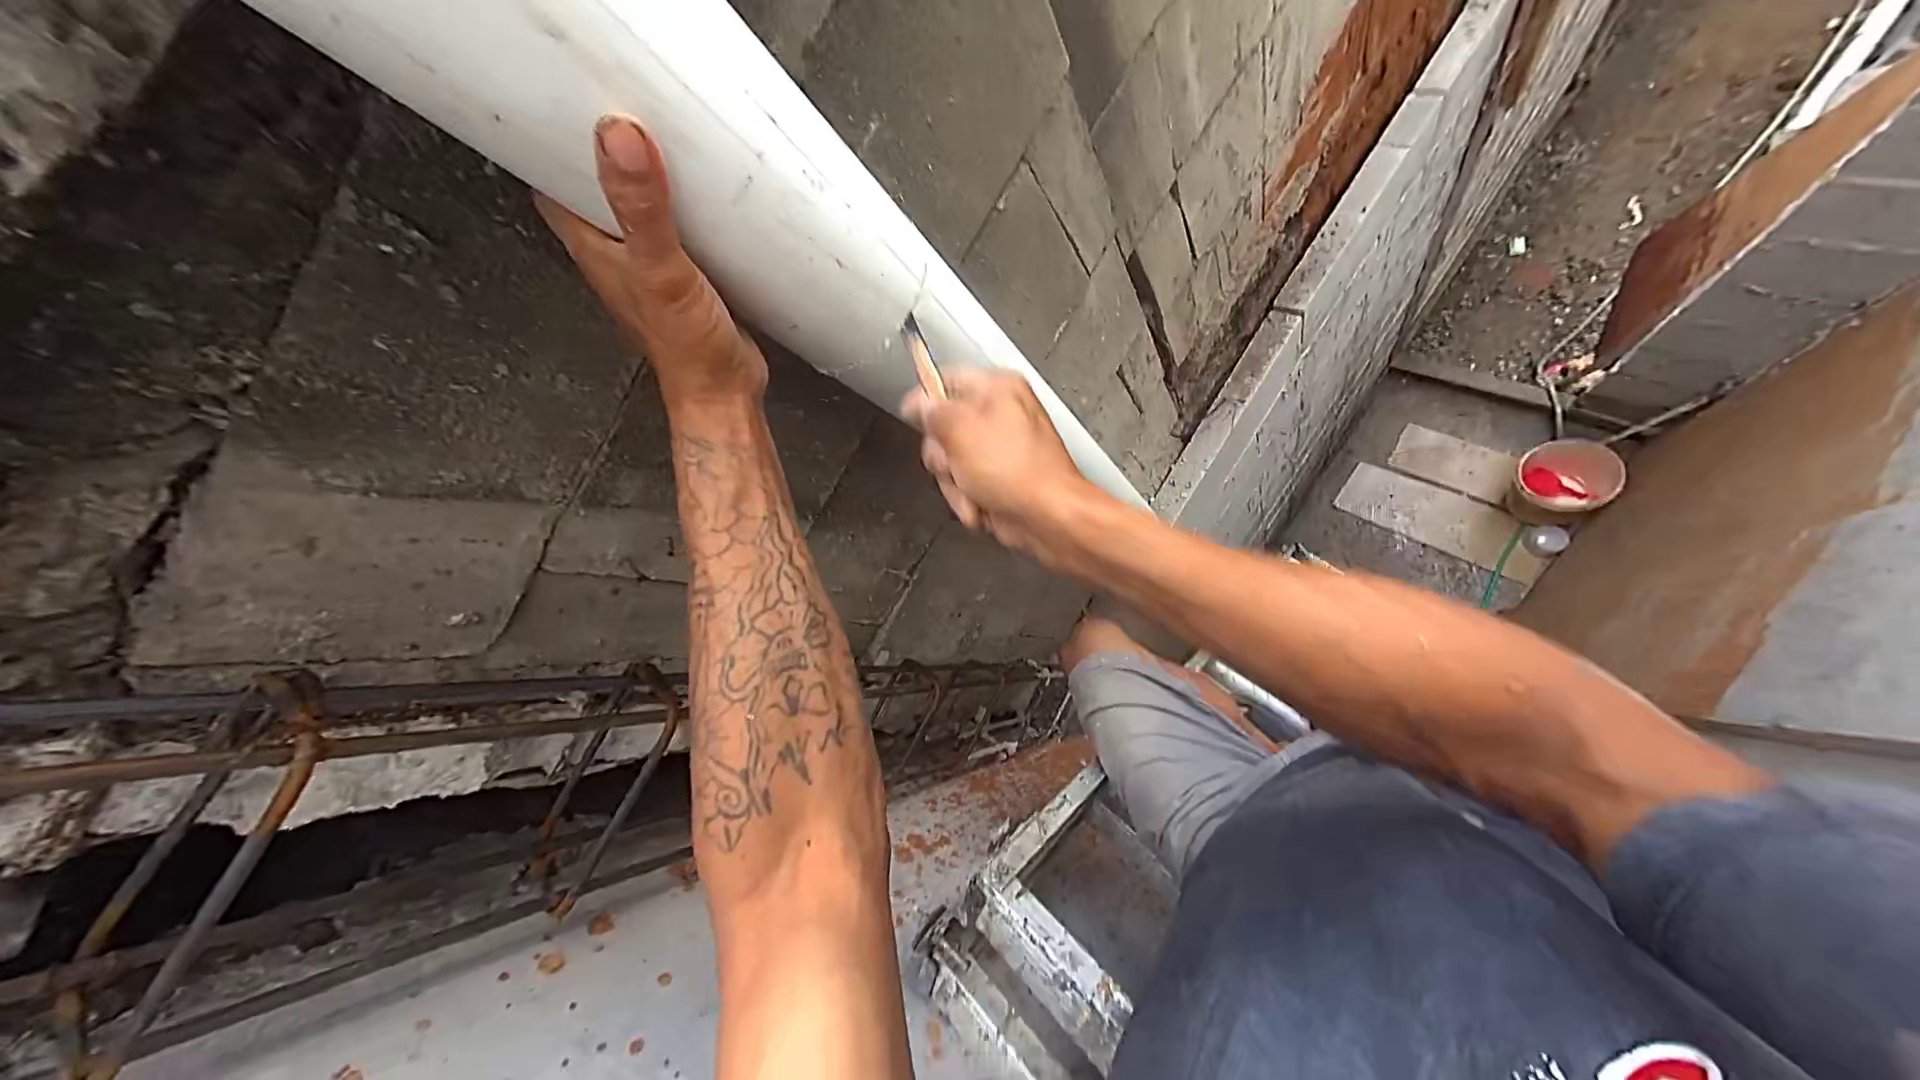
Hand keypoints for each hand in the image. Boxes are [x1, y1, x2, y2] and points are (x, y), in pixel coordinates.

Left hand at [537, 115, 767, 409]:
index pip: (553, 177)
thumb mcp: (662, 271)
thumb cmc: (687, 352)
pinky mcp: (689, 281)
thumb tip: (619, 140)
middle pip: (599, 188)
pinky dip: (690, 216)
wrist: (725, 392)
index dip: (557, 137)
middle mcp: (618, 256)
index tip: (576, 102)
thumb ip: (641, 208)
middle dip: (609, 153)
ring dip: (652, 184)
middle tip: (629, 114)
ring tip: (668, 148)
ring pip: (640, 211)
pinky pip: (682, 235)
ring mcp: (653, 269)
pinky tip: (710, 208)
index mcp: (595, 248)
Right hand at [902, 369, 1095, 562]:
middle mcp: (1002, 416)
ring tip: (974, 488)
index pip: (945, 380)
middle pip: (943, 429)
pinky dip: (968, 499)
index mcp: (998, 389)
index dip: (925, 402)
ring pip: (952, 463)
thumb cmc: (1022, 474)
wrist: (1048, 516)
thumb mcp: (960, 430)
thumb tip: (918, 403)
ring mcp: (1001, 450)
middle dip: (943, 456)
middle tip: (956, 463)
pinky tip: (982, 503)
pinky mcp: (1001, 479)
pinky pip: (965, 486)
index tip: (917, 421)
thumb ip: (932, 410)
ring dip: (955, 484)